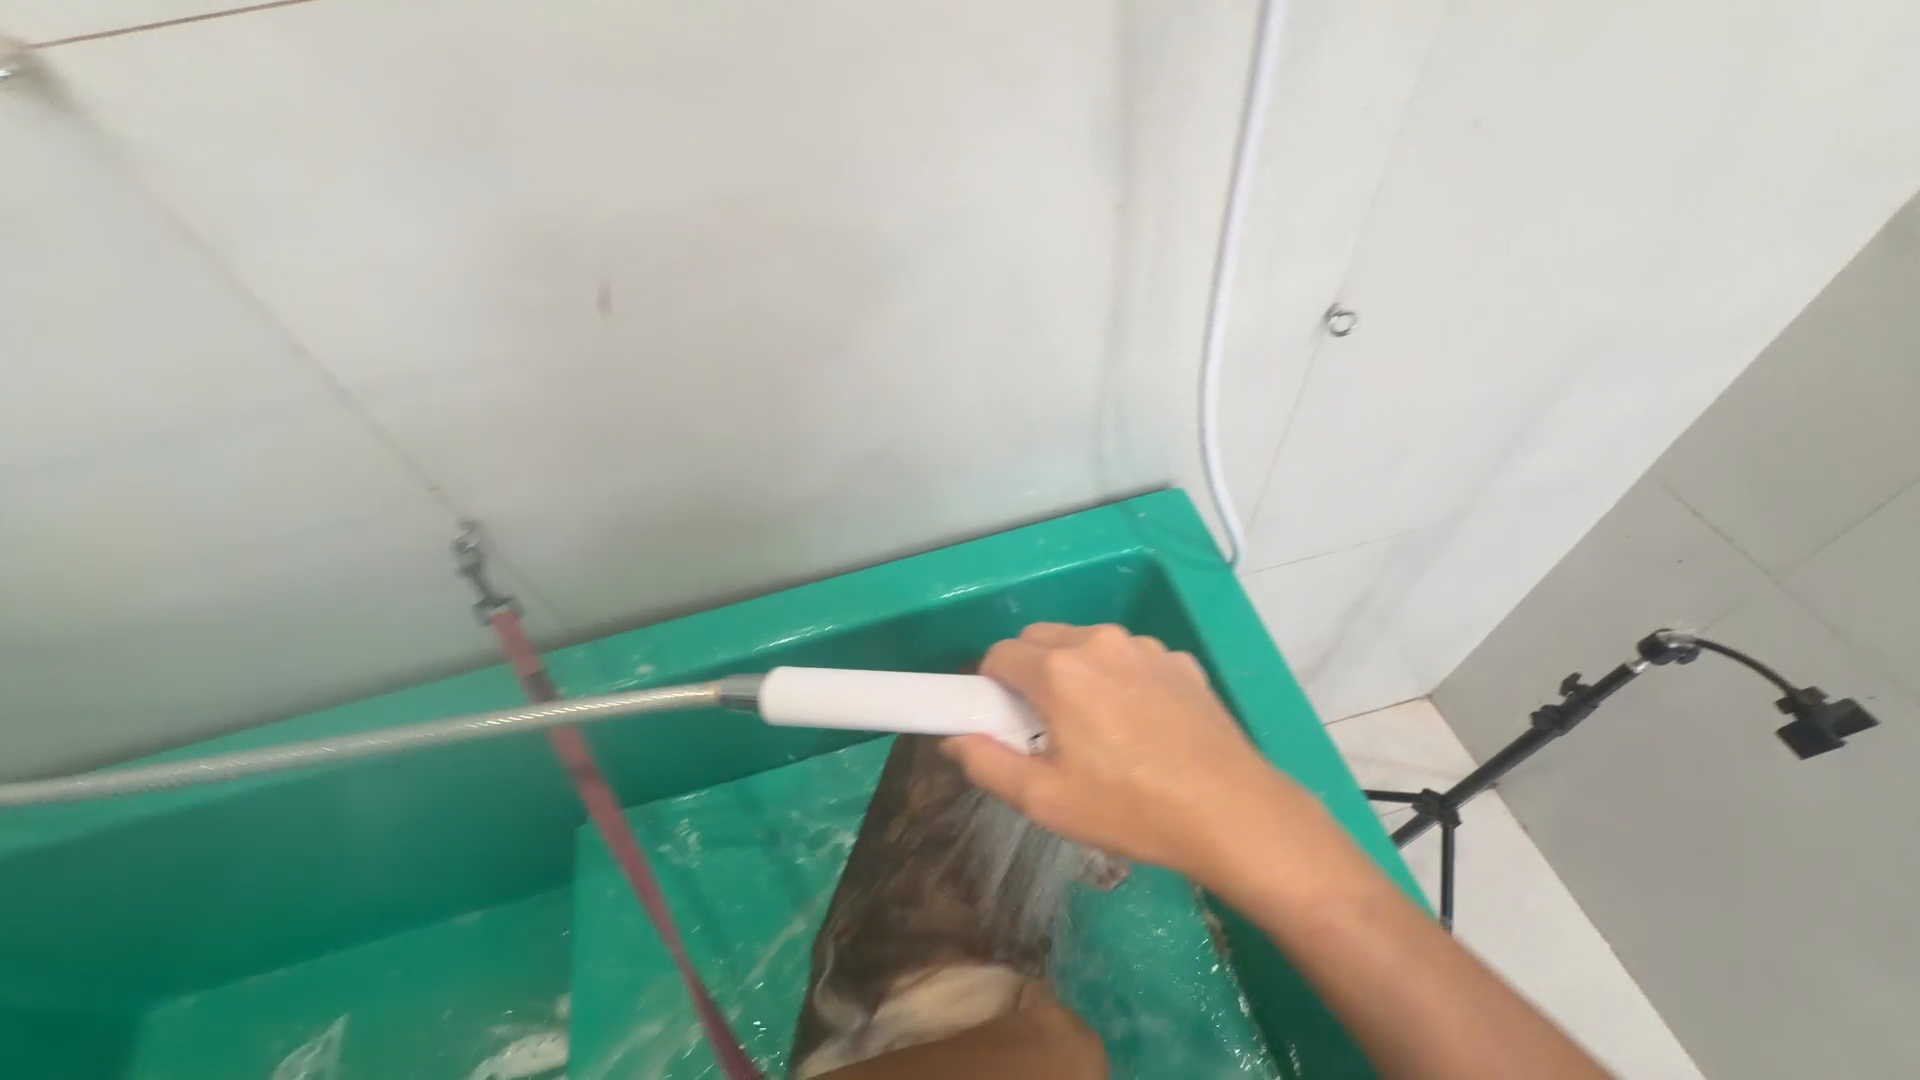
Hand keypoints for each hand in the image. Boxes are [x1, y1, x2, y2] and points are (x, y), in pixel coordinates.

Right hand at [943, 623, 1317, 889]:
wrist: (1233, 814)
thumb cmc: (1130, 809)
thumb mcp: (1045, 800)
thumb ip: (986, 763)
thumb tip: (953, 740)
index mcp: (1059, 670)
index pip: (998, 654)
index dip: (990, 687)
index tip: (1004, 723)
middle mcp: (1100, 643)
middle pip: (1041, 640)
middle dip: (1030, 674)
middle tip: (1045, 728)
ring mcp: (1146, 648)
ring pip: (1087, 646)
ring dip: (1076, 673)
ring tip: (1099, 730)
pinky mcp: (1182, 661)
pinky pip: (1131, 659)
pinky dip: (1121, 680)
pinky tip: (1144, 728)